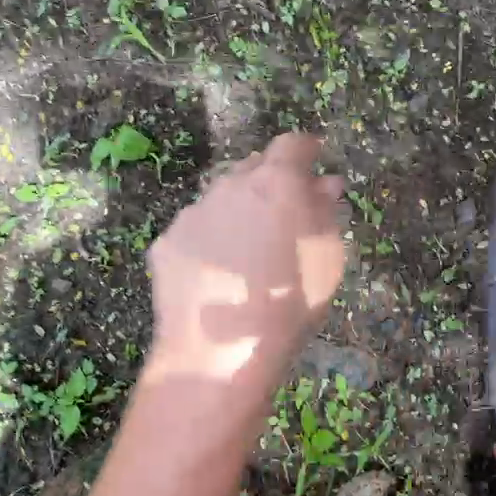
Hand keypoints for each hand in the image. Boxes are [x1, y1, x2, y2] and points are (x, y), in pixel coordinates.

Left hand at [144, 133, 344, 392]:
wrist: (223, 350)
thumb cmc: (292, 299)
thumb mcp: (328, 256)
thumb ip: (325, 213)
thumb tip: (324, 185)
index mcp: (276, 183)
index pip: (293, 145)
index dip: (307, 149)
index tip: (317, 158)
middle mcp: (230, 186)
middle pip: (254, 168)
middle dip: (273, 181)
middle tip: (288, 210)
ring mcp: (193, 213)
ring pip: (222, 199)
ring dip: (240, 211)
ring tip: (252, 249)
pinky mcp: (167, 243)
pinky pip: (198, 231)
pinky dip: (213, 241)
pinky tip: (221, 274)